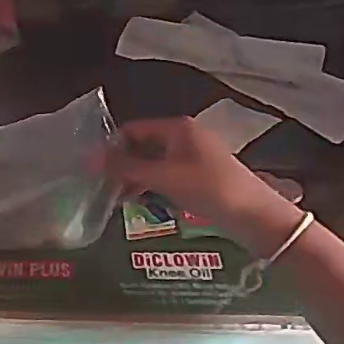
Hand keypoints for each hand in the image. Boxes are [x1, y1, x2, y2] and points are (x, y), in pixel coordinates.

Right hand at [105, 117, 301, 256]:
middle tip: (100, 187)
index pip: (133, 129)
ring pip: (152, 164)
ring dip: (133, 179)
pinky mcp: (196, 178)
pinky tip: (137, 202)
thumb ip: (126, 168)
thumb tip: (90, 159)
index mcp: (177, 129)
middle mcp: (183, 138)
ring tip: (116, 198)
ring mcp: (191, 158)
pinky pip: (164, 177)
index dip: (111, 146)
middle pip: (142, 146)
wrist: (253, 215)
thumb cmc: (208, 188)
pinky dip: (149, 187)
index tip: (92, 168)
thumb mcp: (163, 177)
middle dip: (121, 165)